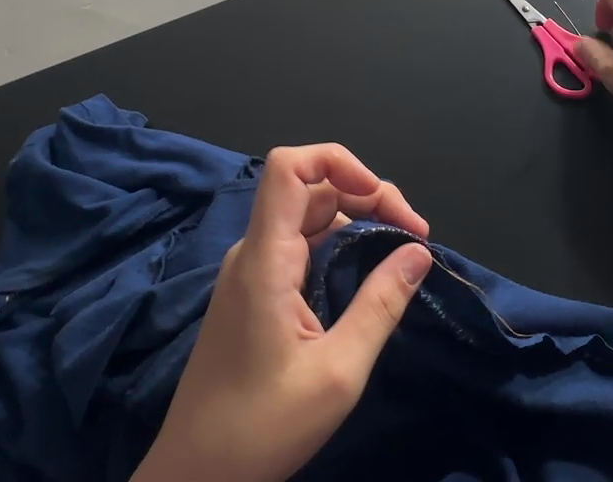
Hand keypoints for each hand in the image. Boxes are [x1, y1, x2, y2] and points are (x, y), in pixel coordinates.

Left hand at [134, 145, 433, 481]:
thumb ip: (380, 306)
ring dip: (358, 218)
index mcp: (265, 259)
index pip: (289, 167)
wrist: (194, 478)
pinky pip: (301, 245)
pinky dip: (341, 243)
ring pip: (309, 215)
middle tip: (414, 235)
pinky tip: (367, 269)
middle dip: (368, 195)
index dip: (339, 161)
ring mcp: (252, 271)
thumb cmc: (261, 428)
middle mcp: (255, 252)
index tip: (384, 200)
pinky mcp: (255, 292)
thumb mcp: (337, 373)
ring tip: (400, 249)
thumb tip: (418, 252)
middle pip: (311, 188)